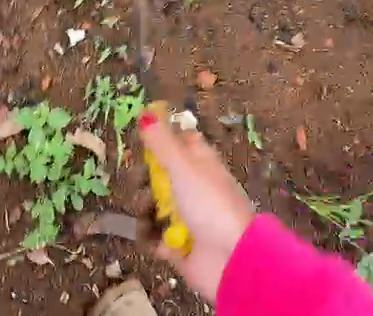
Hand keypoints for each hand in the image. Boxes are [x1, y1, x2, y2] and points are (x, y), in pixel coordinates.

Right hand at [139, 112, 256, 301]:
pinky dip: (149, 235)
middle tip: (142, 183)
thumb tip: (146, 111)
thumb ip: (161, 141)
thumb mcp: (183, 167)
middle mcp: (189, 185)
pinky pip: (152, 234)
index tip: (142, 140)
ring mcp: (182, 214)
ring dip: (143, 207)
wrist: (231, 261)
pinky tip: (152, 237)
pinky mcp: (175, 243)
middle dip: (142, 177)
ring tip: (148, 214)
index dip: (157, 138)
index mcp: (197, 161)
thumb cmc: (210, 205)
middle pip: (155, 172)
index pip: (175, 140)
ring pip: (150, 202)